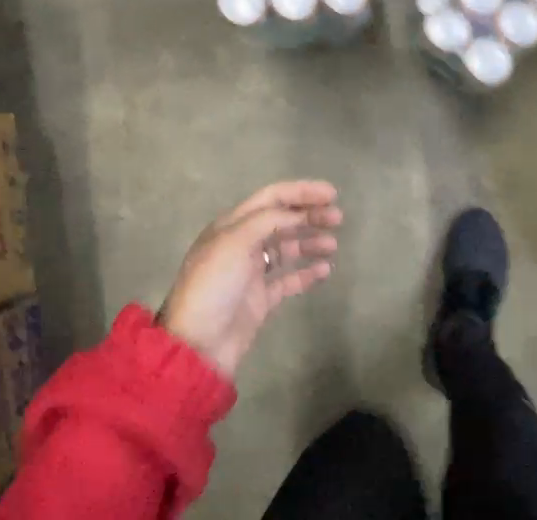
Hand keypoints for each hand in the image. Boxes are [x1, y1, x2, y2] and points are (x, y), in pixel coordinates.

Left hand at [157, 180, 342, 378]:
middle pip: (283, 220)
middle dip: (310, 215)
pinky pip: (289, 279)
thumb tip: (297, 215)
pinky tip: (324, 270)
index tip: (332, 194)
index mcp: (233, 225)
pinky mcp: (261, 299)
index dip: (302, 191)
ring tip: (332, 246)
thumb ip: (267, 221)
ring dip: (310, 241)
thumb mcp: (234, 242)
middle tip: (338, 219)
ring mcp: (252, 272)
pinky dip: (307, 273)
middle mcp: (243, 244)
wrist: (198, 345)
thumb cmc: (213, 286)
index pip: (272, 197)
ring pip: (287, 248)